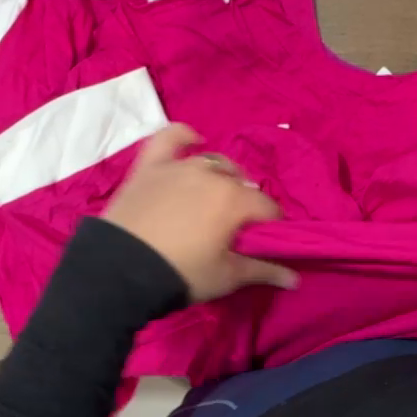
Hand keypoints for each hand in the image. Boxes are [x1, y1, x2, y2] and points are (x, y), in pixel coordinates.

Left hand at [101, 125, 297, 302]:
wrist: (121, 271)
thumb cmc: (181, 274)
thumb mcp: (226, 277)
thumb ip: (263, 271)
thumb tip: (295, 279)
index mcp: (234, 200)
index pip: (267, 207)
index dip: (272, 224)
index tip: (266, 240)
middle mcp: (211, 174)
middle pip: (241, 181)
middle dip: (246, 200)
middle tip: (236, 225)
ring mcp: (178, 166)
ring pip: (212, 161)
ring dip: (222, 175)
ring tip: (217, 195)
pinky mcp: (149, 167)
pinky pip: (169, 138)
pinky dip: (184, 137)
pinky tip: (193, 139)